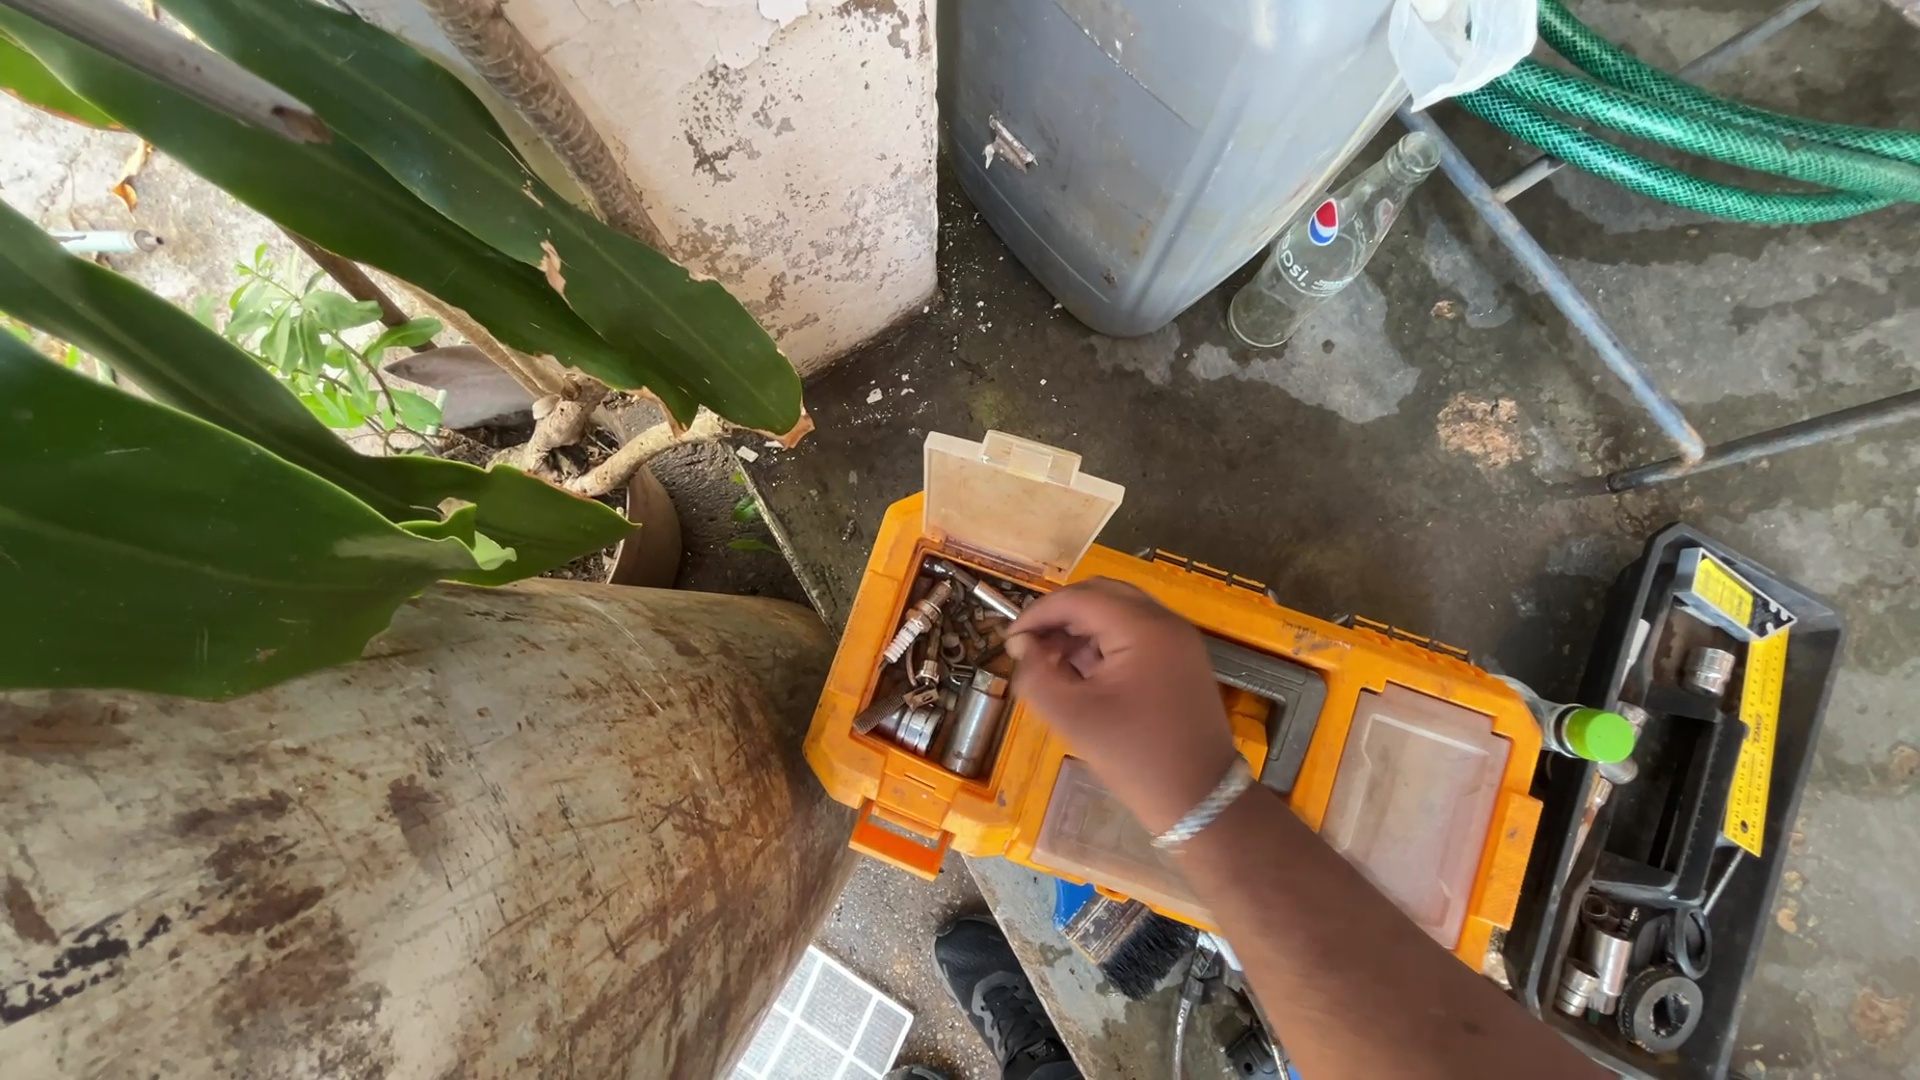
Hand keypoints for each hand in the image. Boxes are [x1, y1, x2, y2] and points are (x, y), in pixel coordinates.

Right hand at [1006, 578, 1238, 833]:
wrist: (1201, 800)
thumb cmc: (1135, 757)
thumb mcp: (1073, 717)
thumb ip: (1036, 674)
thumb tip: (1021, 645)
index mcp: (1143, 628)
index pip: (1079, 598)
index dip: (1038, 614)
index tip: (1011, 641)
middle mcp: (1166, 622)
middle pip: (1100, 595)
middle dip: (1060, 617)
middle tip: (1030, 647)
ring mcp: (1178, 639)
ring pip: (1117, 611)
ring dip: (1080, 629)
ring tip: (1052, 665)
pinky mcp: (1181, 658)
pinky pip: (1134, 632)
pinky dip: (1103, 643)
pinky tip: (1082, 674)